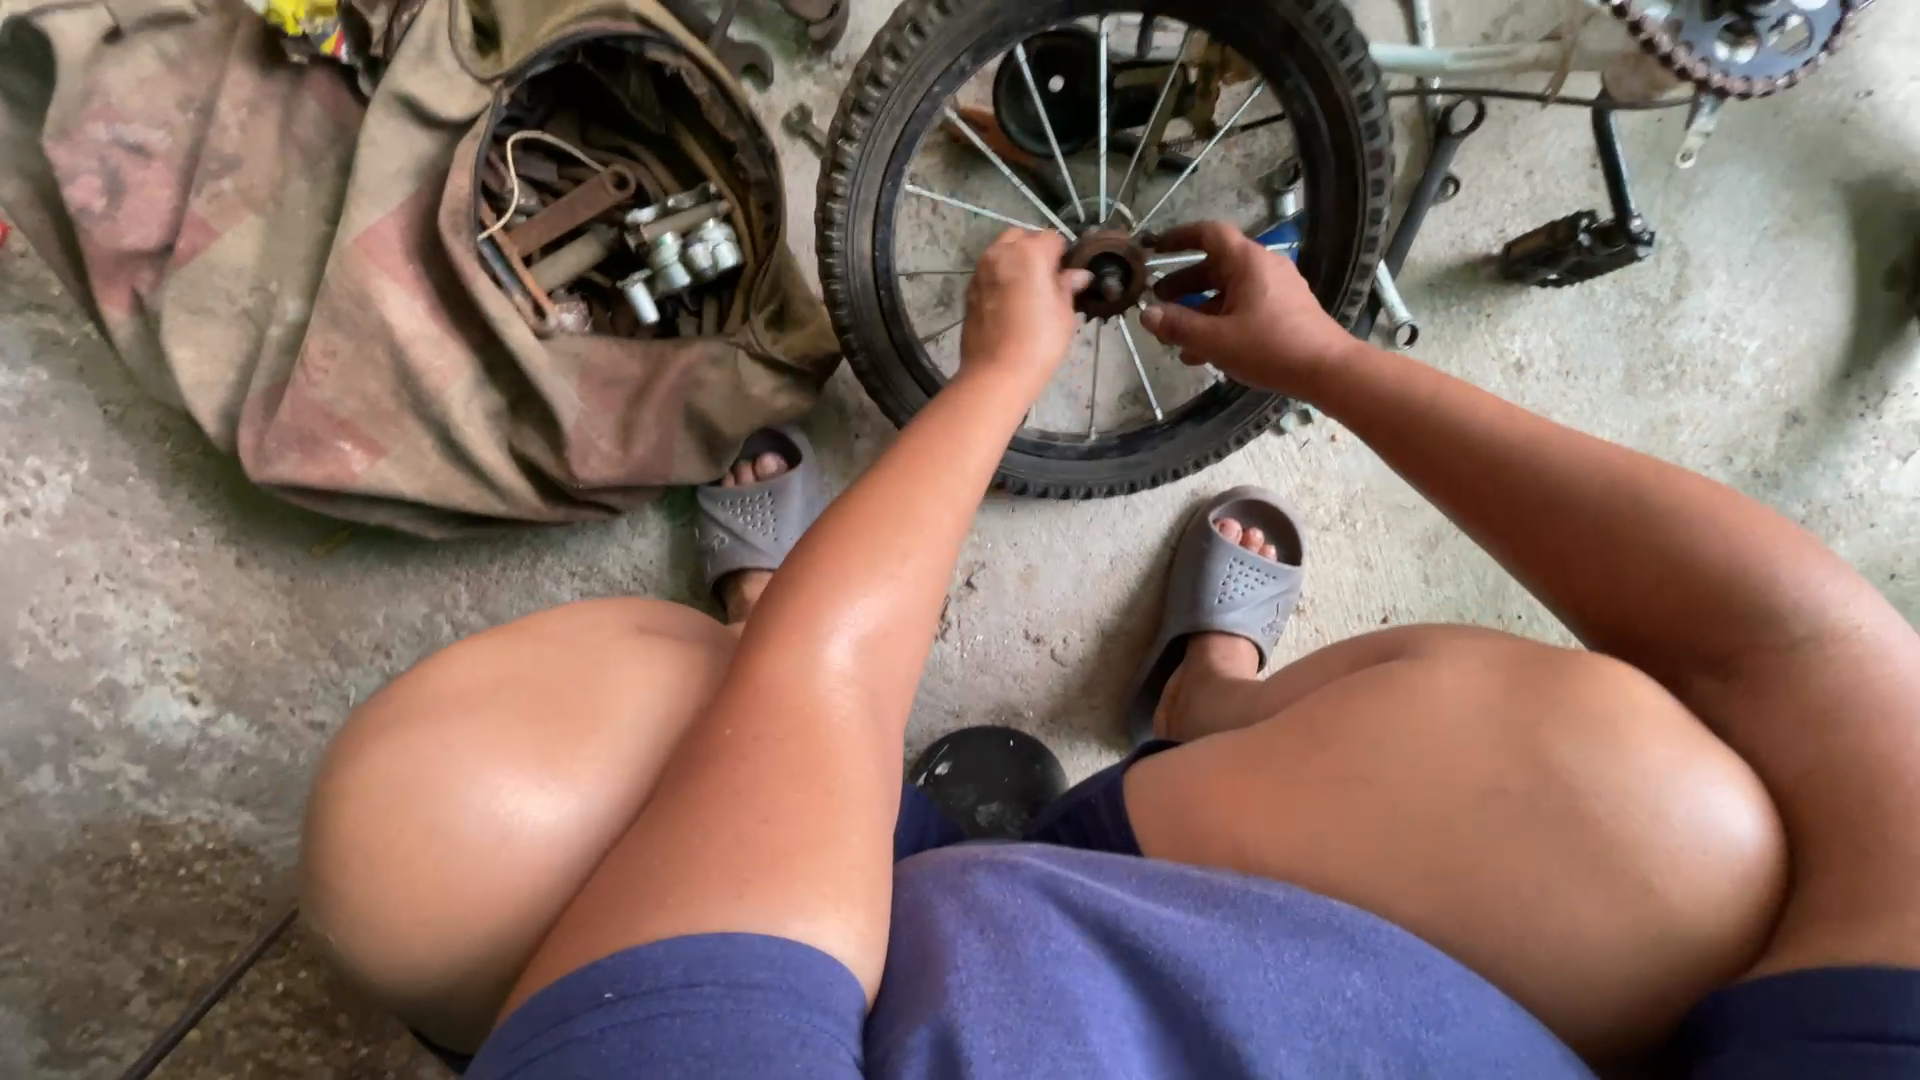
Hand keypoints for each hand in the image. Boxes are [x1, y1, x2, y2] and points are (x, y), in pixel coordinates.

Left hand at [959, 229, 1092, 396]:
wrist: (996, 373)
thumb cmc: (1039, 342)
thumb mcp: (1063, 313)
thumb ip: (1067, 286)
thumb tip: (1077, 275)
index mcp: (1029, 252)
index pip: (1052, 238)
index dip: (1063, 256)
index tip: (1067, 276)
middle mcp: (1000, 253)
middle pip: (1021, 238)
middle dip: (1035, 251)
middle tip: (1047, 280)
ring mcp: (980, 271)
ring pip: (1001, 253)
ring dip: (1015, 263)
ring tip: (1027, 291)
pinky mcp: (969, 291)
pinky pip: (989, 274)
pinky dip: (1000, 279)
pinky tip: (1009, 304)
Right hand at [1139, 222, 1358, 392]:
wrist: (1326, 369)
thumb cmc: (1269, 348)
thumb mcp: (1215, 340)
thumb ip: (1178, 326)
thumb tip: (1146, 314)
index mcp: (1247, 262)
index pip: (1209, 234)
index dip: (1179, 237)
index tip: (1156, 248)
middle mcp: (1263, 267)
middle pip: (1215, 266)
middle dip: (1183, 283)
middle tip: (1158, 300)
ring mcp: (1276, 289)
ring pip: (1228, 291)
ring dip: (1199, 309)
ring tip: (1175, 334)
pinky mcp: (1284, 310)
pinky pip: (1243, 307)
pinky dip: (1220, 321)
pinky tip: (1203, 352)